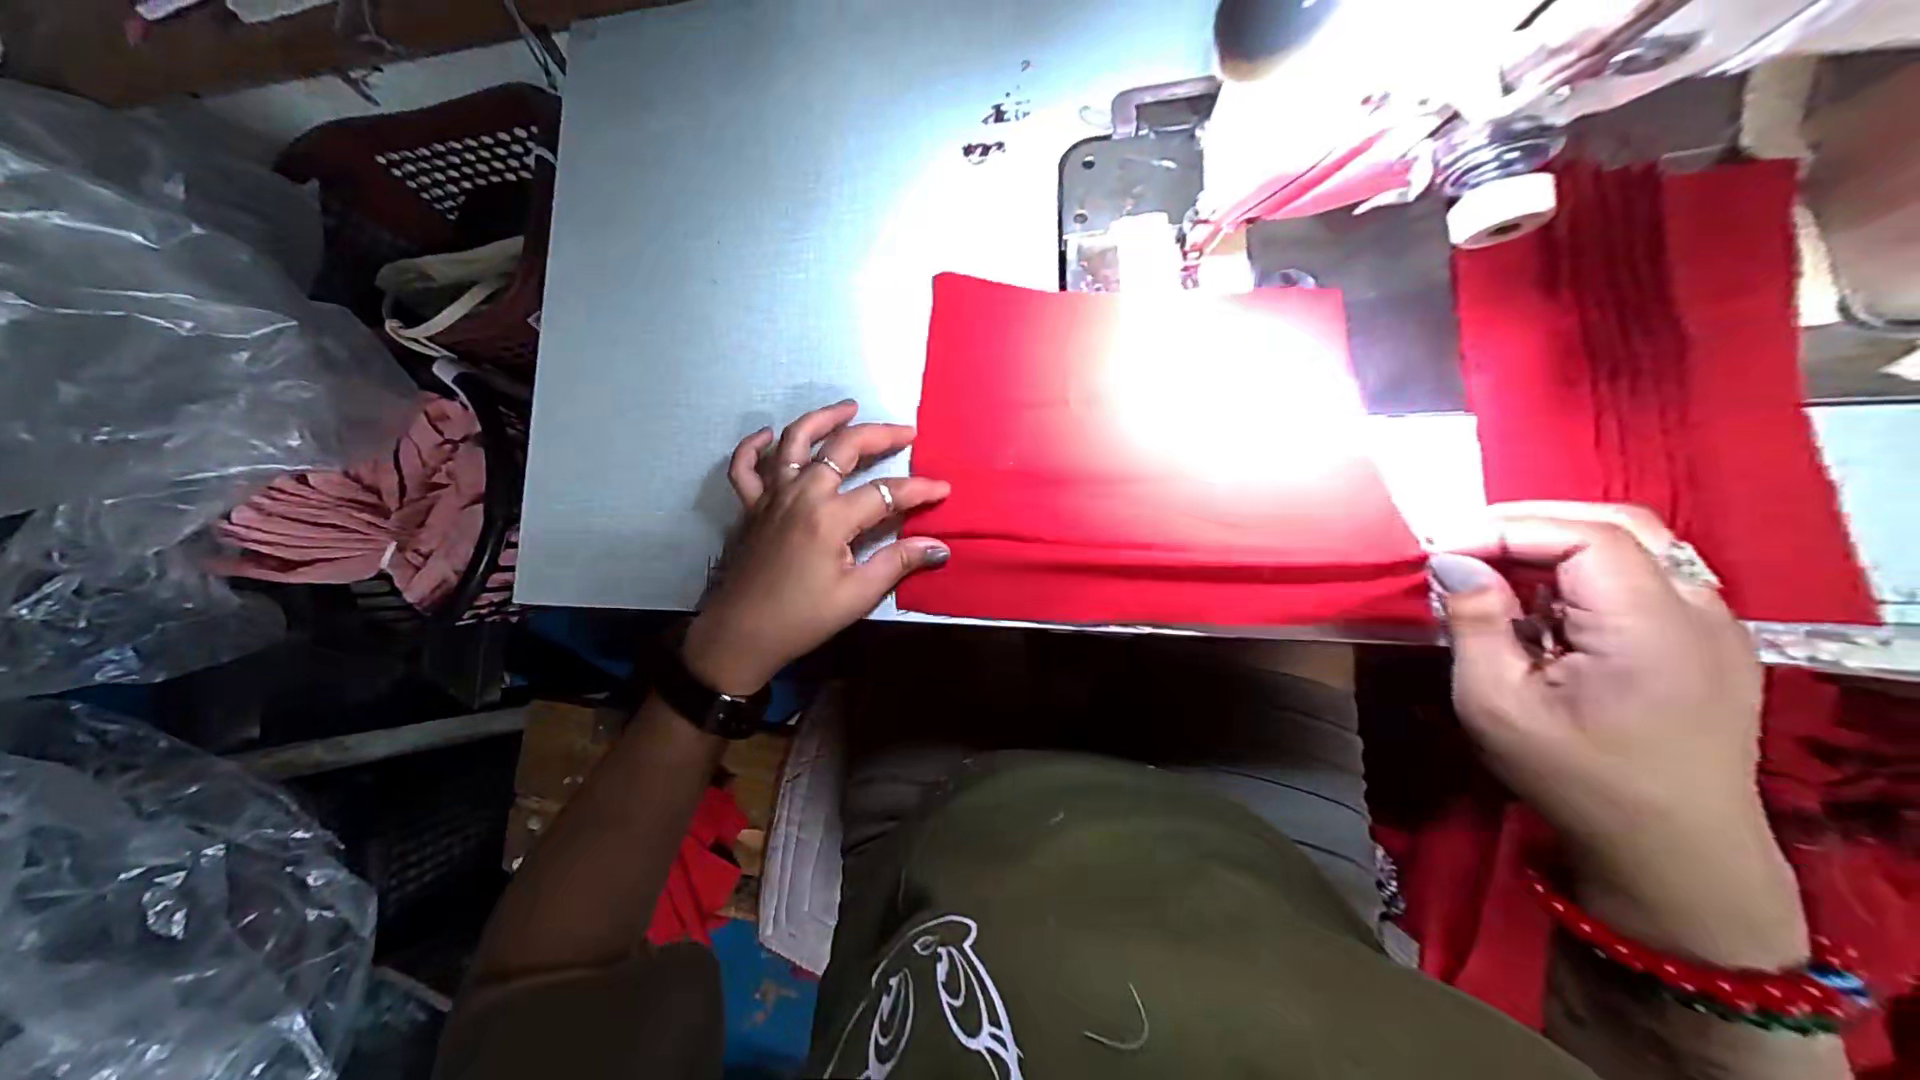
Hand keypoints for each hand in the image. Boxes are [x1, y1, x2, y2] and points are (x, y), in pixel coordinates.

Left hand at [682, 401, 950, 695]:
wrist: (740, 634)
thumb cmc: (802, 619)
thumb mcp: (857, 595)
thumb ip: (897, 563)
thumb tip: (939, 546)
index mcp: (829, 518)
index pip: (886, 493)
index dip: (919, 489)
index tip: (943, 489)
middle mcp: (800, 494)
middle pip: (843, 448)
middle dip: (879, 435)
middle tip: (905, 432)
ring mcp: (771, 496)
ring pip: (794, 441)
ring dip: (822, 420)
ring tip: (848, 408)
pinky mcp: (751, 507)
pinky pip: (745, 467)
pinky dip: (754, 447)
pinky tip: (769, 436)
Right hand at [1432, 502, 1808, 967]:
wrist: (1673, 851)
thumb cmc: (1575, 778)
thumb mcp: (1497, 703)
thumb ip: (1474, 623)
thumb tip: (1451, 562)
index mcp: (1651, 627)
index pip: (1584, 535)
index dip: (1506, 528)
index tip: (1443, 550)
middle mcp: (1698, 612)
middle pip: (1618, 524)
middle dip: (1530, 522)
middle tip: (1463, 542)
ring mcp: (1712, 625)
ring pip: (1635, 546)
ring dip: (1555, 544)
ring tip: (1494, 569)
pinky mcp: (1705, 642)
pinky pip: (1643, 578)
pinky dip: (1582, 572)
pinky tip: (1542, 604)